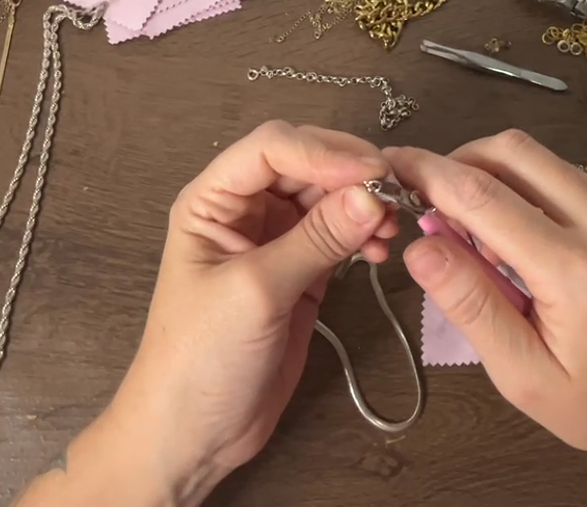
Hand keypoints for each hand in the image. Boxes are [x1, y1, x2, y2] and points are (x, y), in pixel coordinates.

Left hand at [79, 121, 398, 501]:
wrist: (192, 438)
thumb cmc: (201, 360)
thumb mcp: (257, 292)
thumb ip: (316, 239)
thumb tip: (373, 194)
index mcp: (214, 199)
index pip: (272, 148)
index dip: (322, 151)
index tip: (371, 172)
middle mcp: (245, 206)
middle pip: (304, 163)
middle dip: (349, 172)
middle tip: (394, 191)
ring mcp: (275, 236)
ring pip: (327, 194)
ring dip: (363, 202)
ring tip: (391, 227)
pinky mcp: (302, 267)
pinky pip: (340, 231)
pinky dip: (364, 232)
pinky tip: (380, 249)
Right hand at [386, 132, 586, 463]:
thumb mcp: (526, 378)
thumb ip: (472, 306)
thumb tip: (420, 246)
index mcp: (576, 272)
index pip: (484, 198)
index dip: (428, 172)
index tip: (389, 163)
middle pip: (509, 152)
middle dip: (455, 162)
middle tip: (427, 201)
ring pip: (530, 154)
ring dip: (484, 171)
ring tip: (468, 226)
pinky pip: (552, 169)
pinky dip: (515, 183)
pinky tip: (510, 230)